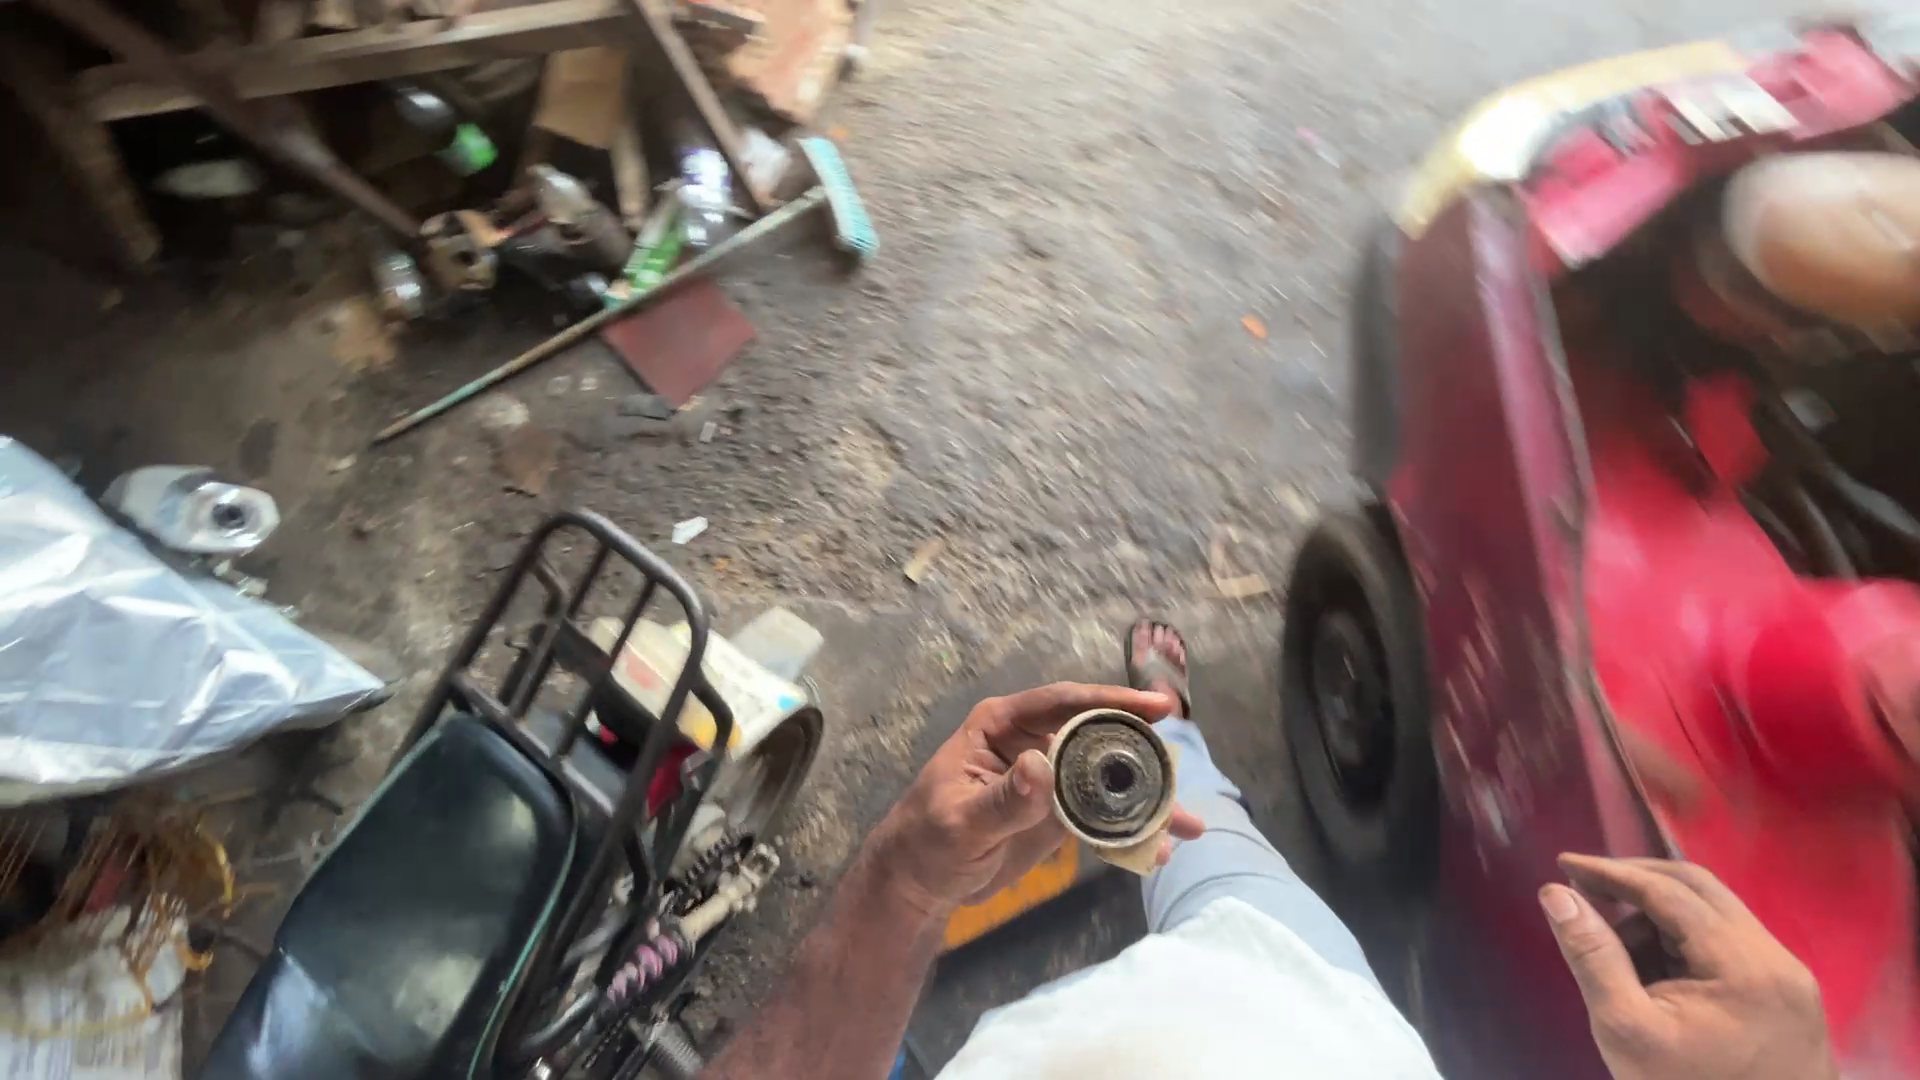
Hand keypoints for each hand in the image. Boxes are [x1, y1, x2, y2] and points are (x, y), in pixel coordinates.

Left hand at [868, 682, 1204, 917]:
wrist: (920, 879)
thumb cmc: (927, 839)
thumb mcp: (959, 822)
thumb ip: (1003, 798)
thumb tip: (1041, 765)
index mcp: (1003, 725)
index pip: (1062, 703)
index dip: (1109, 699)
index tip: (1155, 705)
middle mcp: (1032, 741)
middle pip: (1095, 734)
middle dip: (1140, 748)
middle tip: (1181, 765)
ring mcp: (1049, 777)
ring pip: (1105, 775)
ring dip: (1144, 797)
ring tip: (1188, 822)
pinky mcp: (1058, 812)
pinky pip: (1099, 814)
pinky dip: (1128, 830)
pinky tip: (1156, 850)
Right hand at [1540, 854, 1839, 1079]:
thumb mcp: (1625, 1026)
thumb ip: (1590, 953)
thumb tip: (1554, 892)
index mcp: (1747, 968)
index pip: (1669, 892)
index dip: (1610, 871)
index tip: (1562, 864)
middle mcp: (1779, 962)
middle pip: (1699, 889)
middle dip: (1635, 879)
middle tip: (1584, 884)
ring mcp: (1788, 980)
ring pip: (1710, 912)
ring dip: (1654, 912)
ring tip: (1616, 947)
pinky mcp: (1784, 997)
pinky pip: (1723, 940)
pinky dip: (1677, 937)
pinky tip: (1650, 968)